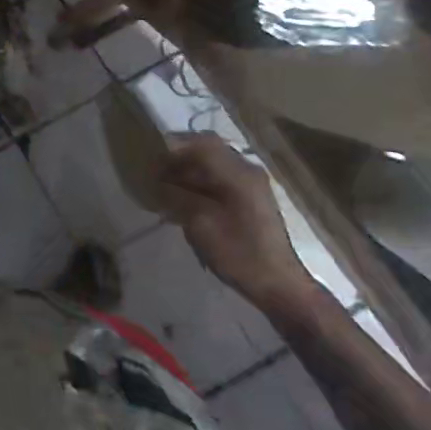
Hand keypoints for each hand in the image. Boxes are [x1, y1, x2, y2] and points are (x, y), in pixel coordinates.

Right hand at [157, 132, 318, 309]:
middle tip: (157, 172)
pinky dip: (201, 182)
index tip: (151, 159)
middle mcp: (248, 171)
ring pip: (214, 164)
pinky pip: (221, 178)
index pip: (201, 143)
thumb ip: (177, 195)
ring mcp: (253, 185)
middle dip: (180, 157)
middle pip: (209, 149)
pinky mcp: (253, 199)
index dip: (173, 146)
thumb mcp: (200, 222)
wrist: (279, 286)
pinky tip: (186, 200)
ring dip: (190, 171)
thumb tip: (157, 181)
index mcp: (238, 173)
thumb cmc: (239, 252)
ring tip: (168, 187)